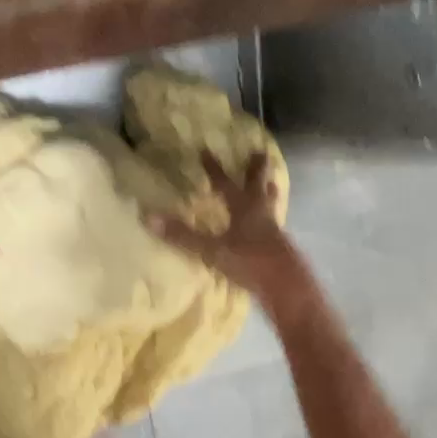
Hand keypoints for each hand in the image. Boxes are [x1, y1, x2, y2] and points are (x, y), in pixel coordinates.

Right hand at [145, 150, 311, 313]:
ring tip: (273, 183)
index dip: (214, 168)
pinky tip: (270, 225)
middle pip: (258, 187)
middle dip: (257, 170)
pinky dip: (270, 218)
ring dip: (269, 192)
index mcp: (243, 209)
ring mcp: (274, 232)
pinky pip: (274, 226)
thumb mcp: (212, 250)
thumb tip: (149, 217)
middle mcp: (261, 214)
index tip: (206, 150)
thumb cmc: (250, 262)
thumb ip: (182, 236)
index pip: (225, 183)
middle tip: (262, 153)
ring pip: (270, 205)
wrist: (288, 287)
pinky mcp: (281, 249)